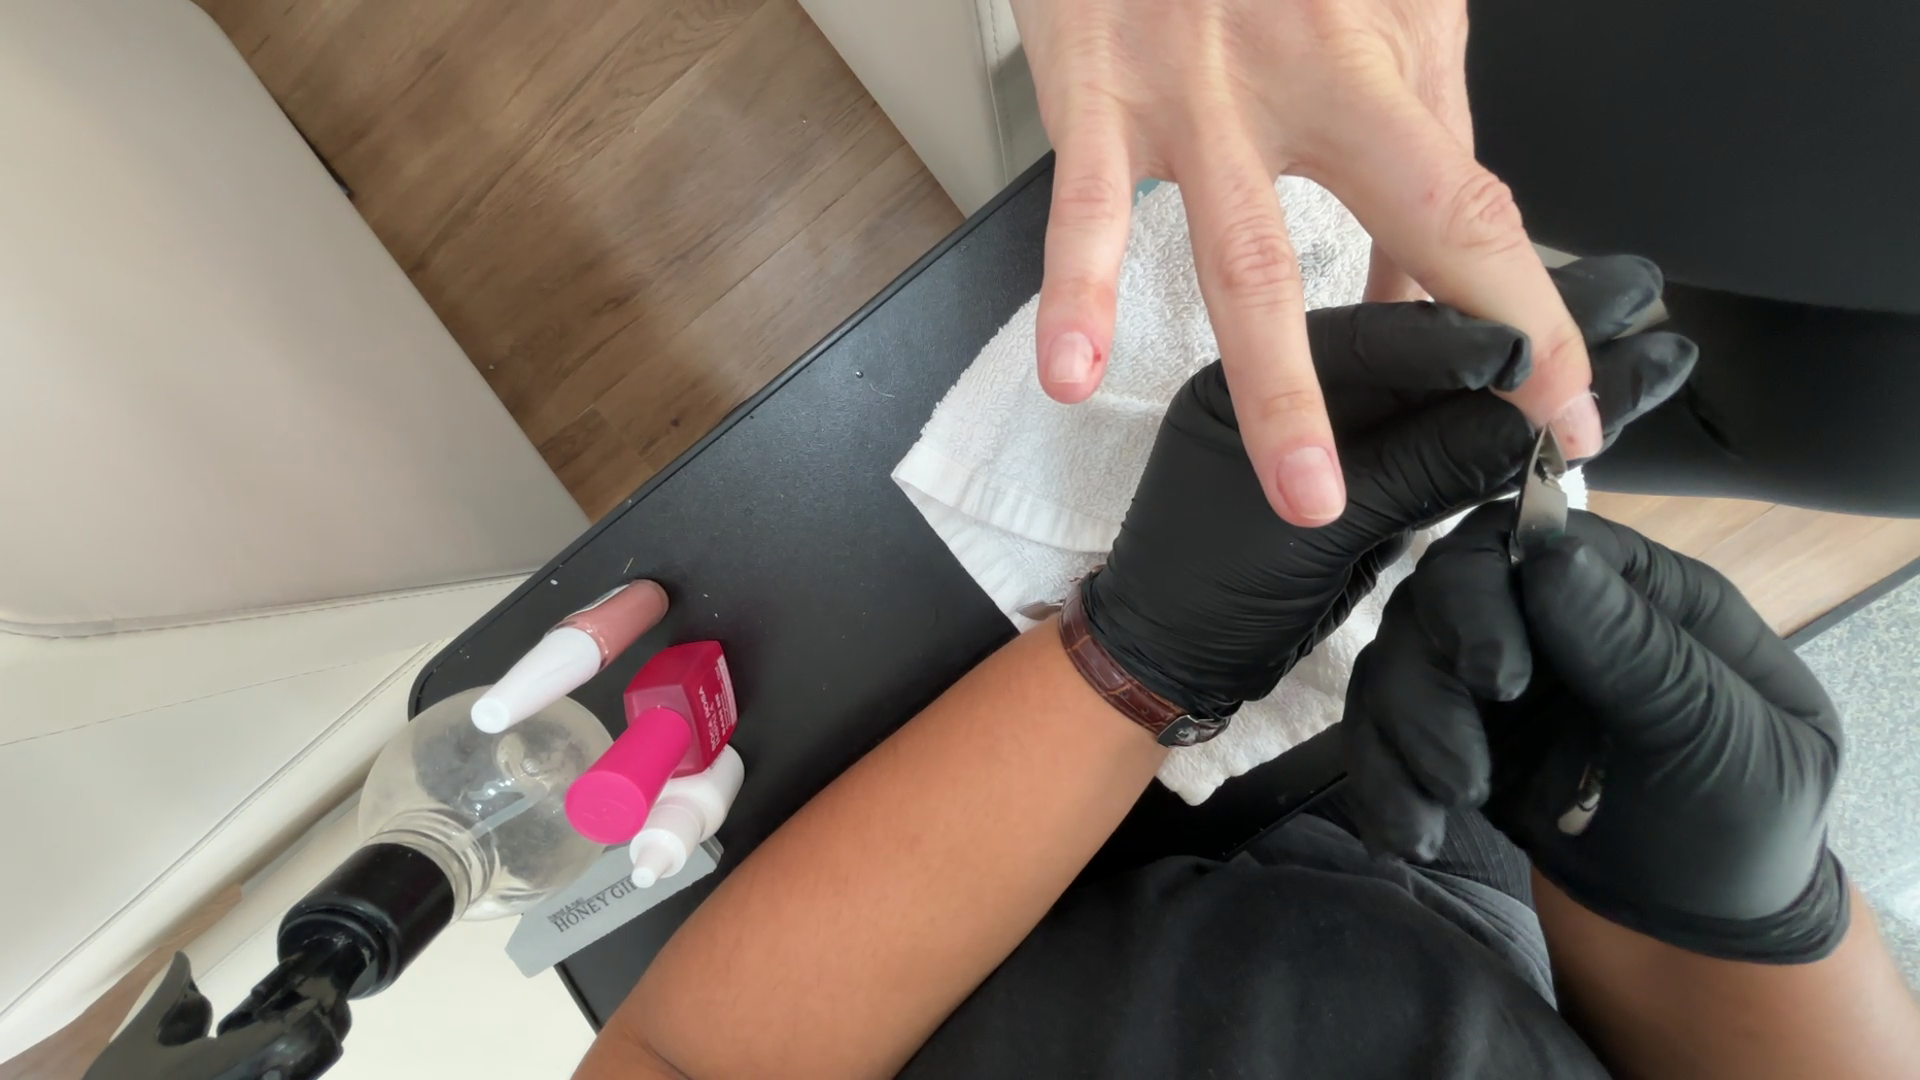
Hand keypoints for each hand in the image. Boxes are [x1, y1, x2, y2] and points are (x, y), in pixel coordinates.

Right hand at [1010, 0, 1600, 525]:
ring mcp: (1203, 94)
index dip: (1531, 318)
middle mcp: (1313, 78)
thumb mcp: (1365, 16)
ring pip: (1247, 256)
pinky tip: (1070, 373)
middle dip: (1449, 356)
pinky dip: (1080, 295)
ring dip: (1276, 384)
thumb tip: (1414, 277)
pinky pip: (1089, 213)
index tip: (1560, 416)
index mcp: (1385, 60)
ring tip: (1296, 486)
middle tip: (1480, 469)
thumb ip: (1400, 142)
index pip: (1478, 209)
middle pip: (1406, 226)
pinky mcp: (1101, 99)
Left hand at [1083, 256, 1692, 715]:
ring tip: (1623, 326)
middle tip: (1629, 291)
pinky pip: (1427, 438)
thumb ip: (1419, 468)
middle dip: (1520, 328)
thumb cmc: (1210, 593)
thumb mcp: (1312, 532)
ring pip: (1433, 390)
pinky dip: (1486, 428)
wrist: (1174, 658)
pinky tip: (1552, 403)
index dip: (1465, 338)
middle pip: (1418, 346)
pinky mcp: (1350, 474)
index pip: (1374, 340)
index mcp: (1245, 381)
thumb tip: (1534, 413)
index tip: (1551, 338)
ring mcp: (1320, 433)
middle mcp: (1286, 395)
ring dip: (1521, 373)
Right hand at [1346, 509, 1850, 961]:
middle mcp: (1530, 615)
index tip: (1491, 679)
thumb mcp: (1726, 744)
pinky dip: (1378, 779)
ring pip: (1388, 663)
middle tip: (1462, 775)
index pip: (1518, 538)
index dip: (1479, 590)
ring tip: (1447, 812)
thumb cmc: (1735, 825)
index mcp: (1620, 591)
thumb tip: (1549, 552)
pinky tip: (1409, 834)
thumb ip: (1640, 650)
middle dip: (1427, 685)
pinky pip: (1369, 726)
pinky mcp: (1428, 723)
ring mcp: (1468, 667)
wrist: (1675, 919)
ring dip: (1402, 741)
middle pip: (1430, 598)